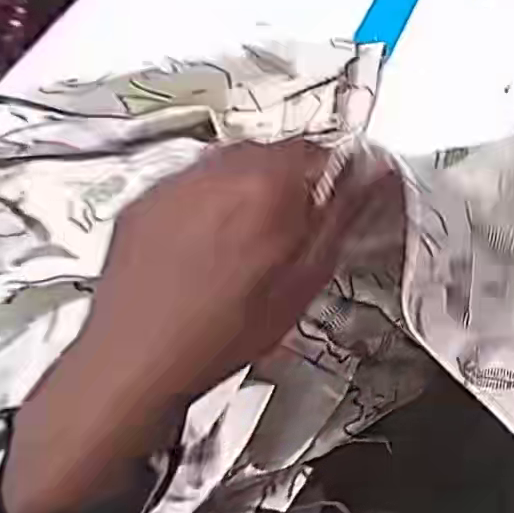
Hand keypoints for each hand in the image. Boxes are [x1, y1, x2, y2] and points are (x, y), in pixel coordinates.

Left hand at [4, 139, 390, 512]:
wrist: (137, 362)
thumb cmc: (229, 327)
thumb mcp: (310, 272)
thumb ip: (345, 214)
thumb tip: (376, 177)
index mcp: (267, 186)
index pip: (324, 150)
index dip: (347, 170)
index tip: (354, 189)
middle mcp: (217, 173)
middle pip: (279, 150)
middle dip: (304, 174)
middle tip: (314, 212)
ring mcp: (174, 185)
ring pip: (236, 161)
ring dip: (261, 181)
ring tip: (267, 225)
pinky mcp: (143, 203)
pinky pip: (196, 180)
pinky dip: (219, 195)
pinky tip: (223, 234)